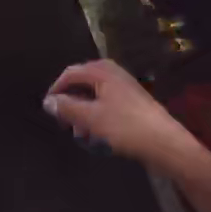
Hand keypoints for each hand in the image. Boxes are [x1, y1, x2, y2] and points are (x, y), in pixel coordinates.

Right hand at [43, 60, 204, 172]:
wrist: (162, 141)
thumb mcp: (91, 118)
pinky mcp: (130, 101)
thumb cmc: (125, 126)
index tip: (48, 110)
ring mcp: (123, 86)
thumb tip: (48, 101)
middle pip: (82, 83)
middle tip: (66, 126)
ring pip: (94, 97)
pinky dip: (97, 118)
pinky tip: (98, 137)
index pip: (71, 73)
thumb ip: (67, 108)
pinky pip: (105, 105)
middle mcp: (112, 73)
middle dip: (72, 104)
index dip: (57, 90)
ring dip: (84, 115)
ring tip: (83, 136)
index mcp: (102, 71)